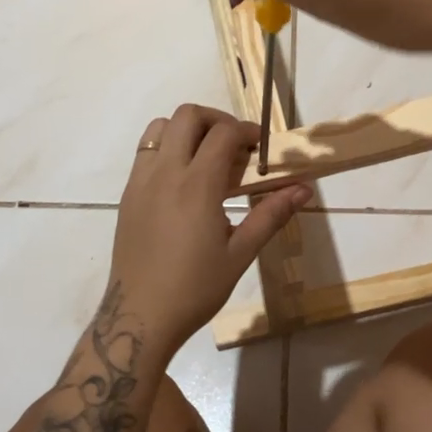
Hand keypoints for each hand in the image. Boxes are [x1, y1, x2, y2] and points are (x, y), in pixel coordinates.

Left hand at [111, 104, 310, 349]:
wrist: (140, 316)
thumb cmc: (195, 288)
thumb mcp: (240, 253)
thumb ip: (271, 214)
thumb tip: (304, 189)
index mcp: (196, 185)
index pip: (223, 133)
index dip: (247, 131)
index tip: (262, 148)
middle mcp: (165, 173)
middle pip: (187, 116)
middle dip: (216, 120)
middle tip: (235, 146)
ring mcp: (141, 181)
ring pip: (160, 128)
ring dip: (187, 130)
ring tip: (207, 158)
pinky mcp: (128, 195)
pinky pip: (145, 152)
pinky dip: (167, 149)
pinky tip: (183, 182)